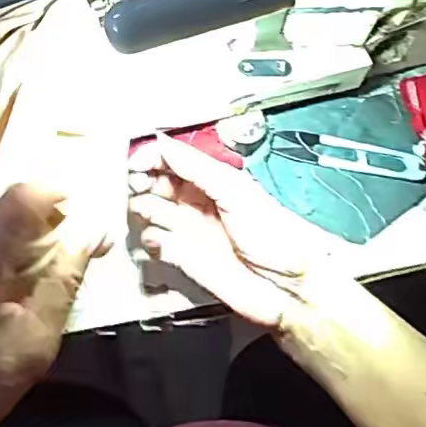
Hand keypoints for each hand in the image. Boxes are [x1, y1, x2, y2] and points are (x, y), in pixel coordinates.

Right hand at [129, 135, 355, 327]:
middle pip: (154, 181)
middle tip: (135, 183)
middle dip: (140, 178)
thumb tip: (159, 140)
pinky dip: (149, 238)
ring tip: (146, 207)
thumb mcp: (232, 187)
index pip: (168, 158)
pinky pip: (153, 242)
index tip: (135, 161)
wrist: (290, 286)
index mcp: (207, 177)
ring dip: (141, 205)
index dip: (150, 156)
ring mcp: (186, 228)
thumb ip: (193, 165)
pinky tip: (157, 238)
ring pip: (149, 209)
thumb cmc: (272, 231)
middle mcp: (193, 199)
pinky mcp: (182, 257)